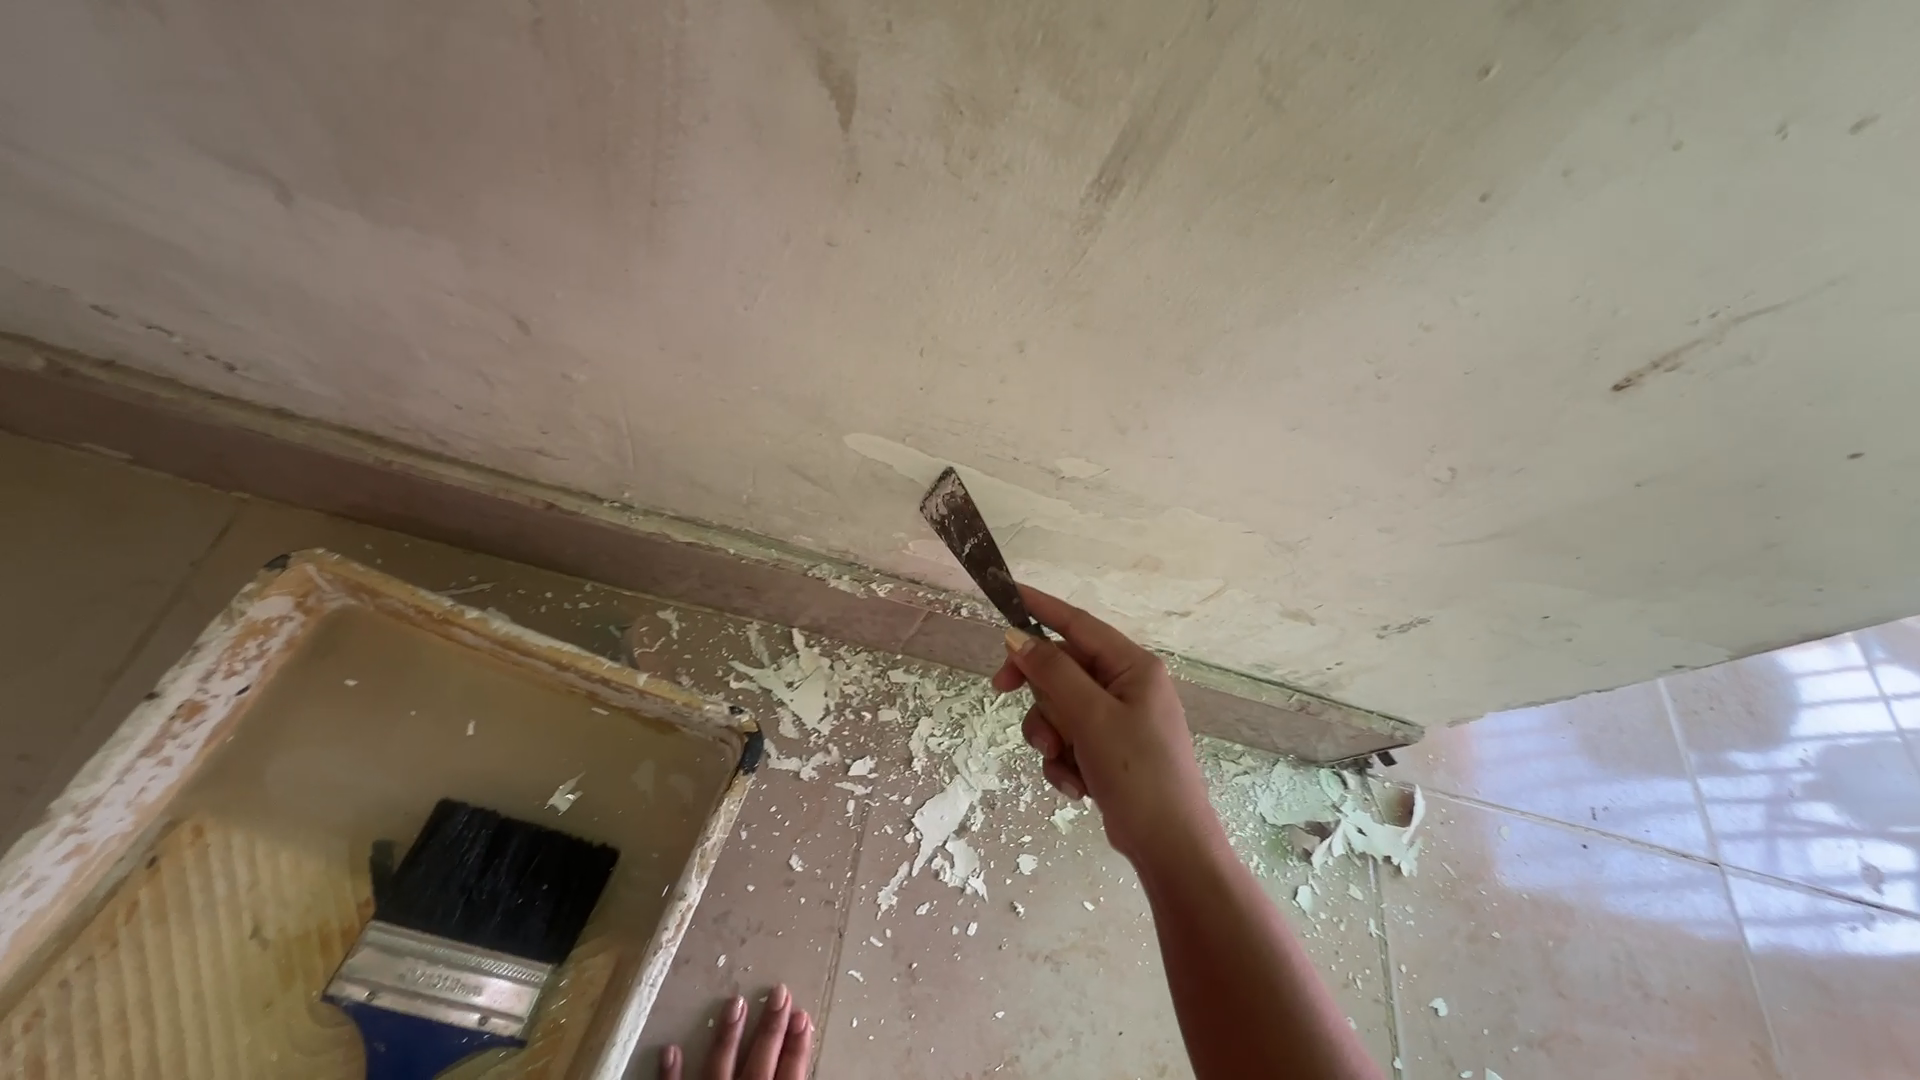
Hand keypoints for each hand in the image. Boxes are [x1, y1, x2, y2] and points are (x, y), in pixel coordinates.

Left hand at [660, 984, 811, 1079]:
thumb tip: (800, 1069)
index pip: (790, 1074)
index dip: (798, 1046)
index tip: (803, 1015)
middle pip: (761, 1062)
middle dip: (772, 1026)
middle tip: (779, 992)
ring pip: (720, 1067)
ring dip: (729, 1035)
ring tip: (735, 1002)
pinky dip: (672, 1072)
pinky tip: (671, 1049)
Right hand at [991, 585, 1223, 865]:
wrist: (1169, 846)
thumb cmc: (1138, 773)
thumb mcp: (1091, 717)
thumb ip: (1053, 673)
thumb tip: (1017, 638)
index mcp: (1133, 667)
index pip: (1078, 624)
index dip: (1040, 608)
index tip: (1006, 595)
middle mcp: (1126, 687)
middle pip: (1061, 670)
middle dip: (1041, 695)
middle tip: (1001, 692)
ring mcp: (1117, 721)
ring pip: (1058, 708)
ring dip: (1050, 735)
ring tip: (1063, 762)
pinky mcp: (1108, 752)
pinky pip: (1067, 740)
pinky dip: (1063, 761)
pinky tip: (1076, 786)